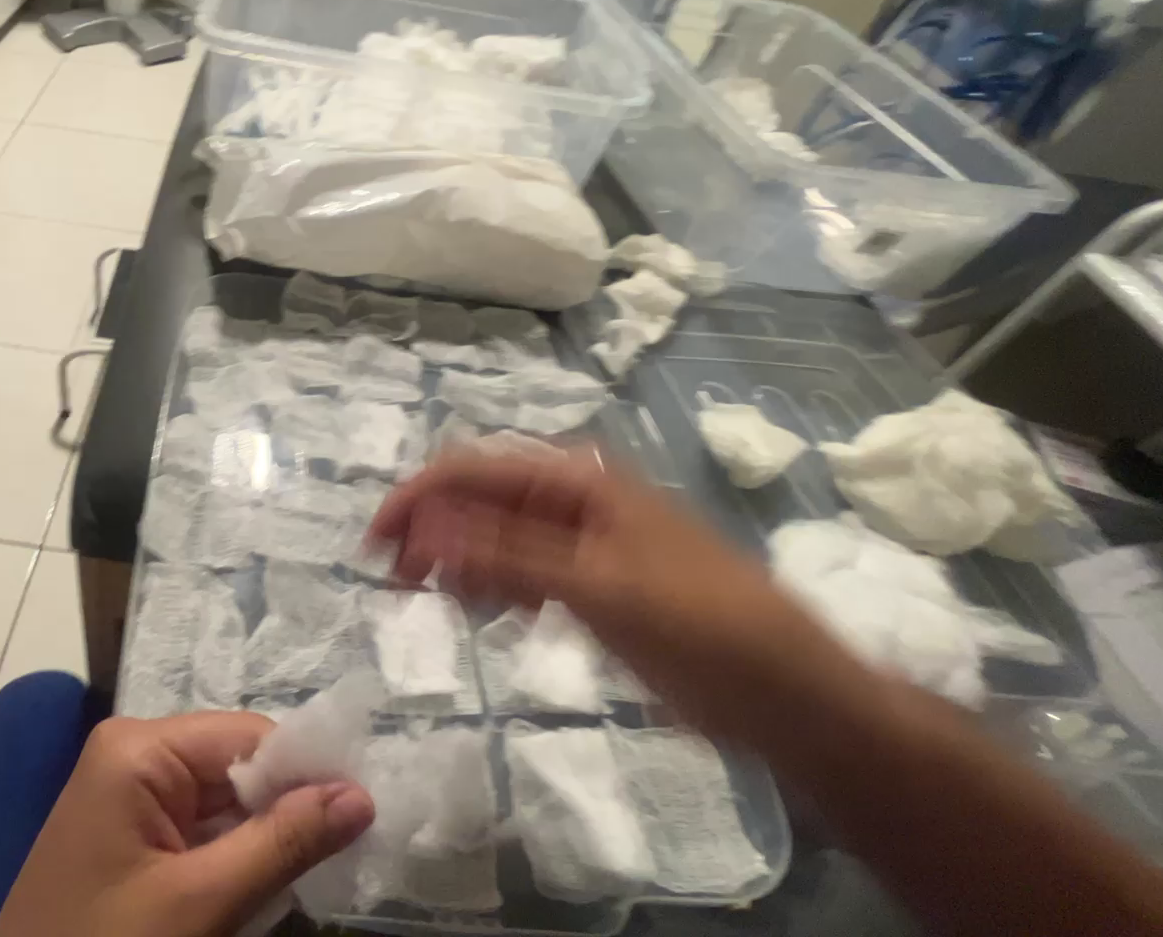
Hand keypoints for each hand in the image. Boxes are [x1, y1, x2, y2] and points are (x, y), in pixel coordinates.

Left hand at [0, 712, 374, 936]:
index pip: (249, 736)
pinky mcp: (131, 829)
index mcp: (140, 748)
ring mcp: (129, 791)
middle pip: (237, 765)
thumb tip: (361, 795)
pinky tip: (258, 889)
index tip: (361, 814)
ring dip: (263, 838)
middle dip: (285, 809)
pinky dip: (234, 856)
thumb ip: (283, 842)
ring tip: (307, 875)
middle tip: (341, 854)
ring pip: (224, 799)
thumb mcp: (200, 903)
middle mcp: (134, 753)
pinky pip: (200, 826)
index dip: (307, 771)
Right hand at [368, 447, 877, 746]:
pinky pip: (517, 571)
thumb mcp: (601, 586)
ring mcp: (578, 540)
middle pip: (477, 498)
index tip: (376, 545)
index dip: (418, 499)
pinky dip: (492, 587)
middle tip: (398, 583)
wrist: (786, 693)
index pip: (474, 469)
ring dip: (457, 561)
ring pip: (492, 536)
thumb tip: (426, 528)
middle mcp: (572, 497)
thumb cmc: (701, 625)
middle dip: (432, 531)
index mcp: (578, 477)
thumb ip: (509, 556)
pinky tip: (488, 614)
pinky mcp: (584, 581)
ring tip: (439, 601)